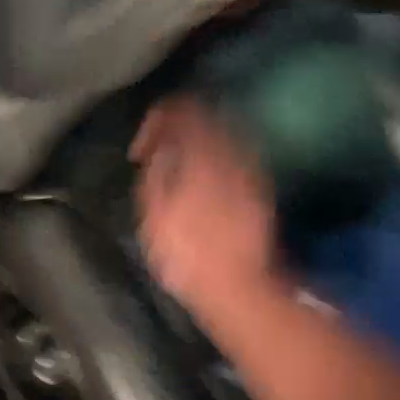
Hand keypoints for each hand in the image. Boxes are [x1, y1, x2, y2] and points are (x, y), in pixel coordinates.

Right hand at [130, 98, 278, 313]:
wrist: (238, 288)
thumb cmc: (186, 255)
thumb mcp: (153, 215)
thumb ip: (155, 172)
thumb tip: (158, 151)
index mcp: (201, 155)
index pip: (181, 111)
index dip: (156, 119)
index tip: (139, 148)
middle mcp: (231, 154)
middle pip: (206, 118)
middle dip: (177, 128)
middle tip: (155, 153)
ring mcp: (250, 172)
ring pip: (223, 137)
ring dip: (197, 144)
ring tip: (176, 168)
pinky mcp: (259, 191)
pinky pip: (235, 158)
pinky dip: (214, 160)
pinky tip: (200, 183)